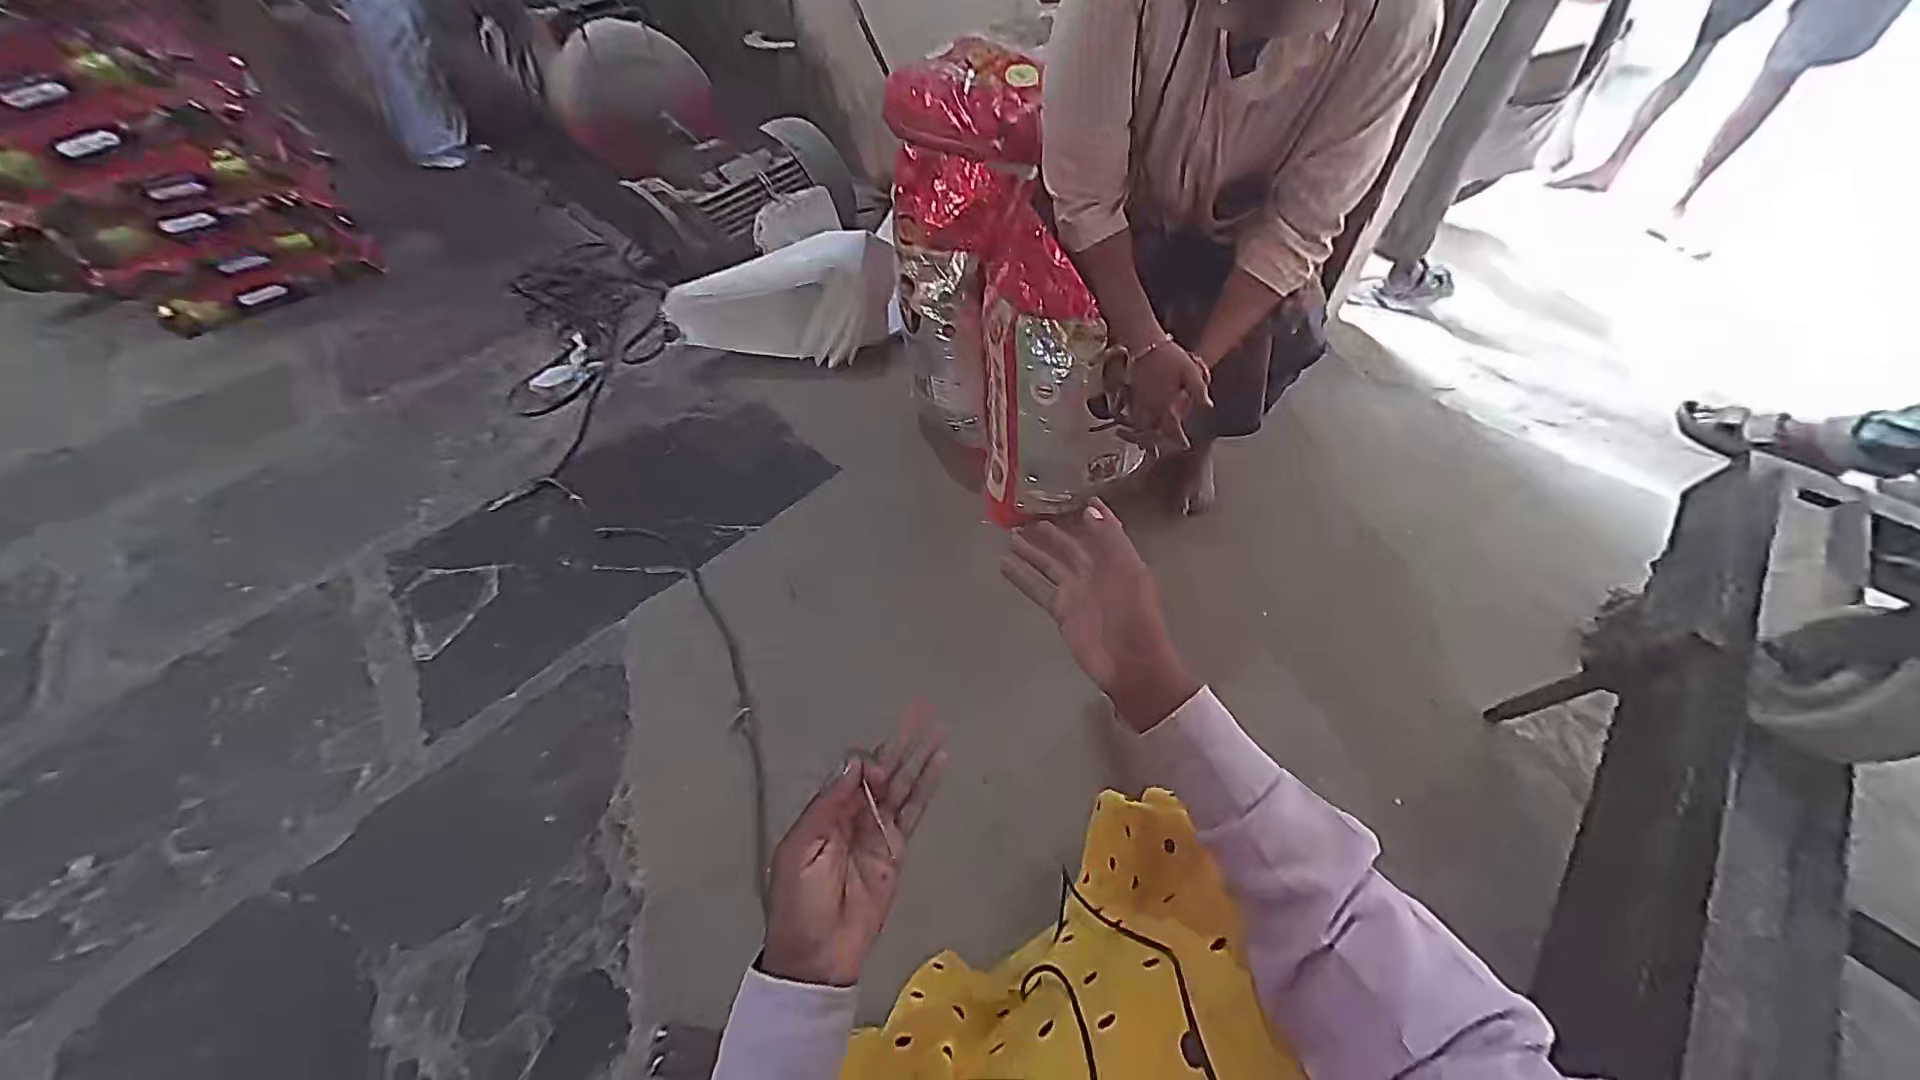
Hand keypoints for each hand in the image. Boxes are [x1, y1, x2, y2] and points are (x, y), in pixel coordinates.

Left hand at [761, 715, 947, 985]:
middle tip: (922, 710)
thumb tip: (853, 763)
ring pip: (903, 786)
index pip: (853, 771)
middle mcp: (854, 813)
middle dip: (901, 741)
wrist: (816, 957)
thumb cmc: (798, 903)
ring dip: (920, 758)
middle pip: (883, 770)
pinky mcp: (896, 849)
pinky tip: (938, 765)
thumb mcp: (801, 849)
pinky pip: (914, 811)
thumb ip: (828, 804)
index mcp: (827, 810)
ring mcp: (878, 830)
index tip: (876, 769)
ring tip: (938, 729)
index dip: (867, 763)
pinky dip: (927, 787)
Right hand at [1000, 499, 1200, 731]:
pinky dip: (1021, 577)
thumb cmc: (1136, 615)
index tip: (1067, 497)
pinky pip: (1037, 588)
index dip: (1085, 515)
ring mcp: (1075, 591)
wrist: (1131, 661)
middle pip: (1067, 547)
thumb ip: (1111, 538)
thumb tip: (1089, 508)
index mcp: (1115, 559)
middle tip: (1026, 516)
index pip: (1097, 531)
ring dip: (1032, 551)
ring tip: (1011, 536)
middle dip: (1050, 532)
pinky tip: (1005, 564)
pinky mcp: (1061, 610)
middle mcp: (1093, 572)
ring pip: (1049, 564)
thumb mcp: (1130, 570)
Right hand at [1123, 341, 1211, 451]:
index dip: (1178, 439)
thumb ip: (1199, 391)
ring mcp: (1137, 401)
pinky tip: (1142, 418)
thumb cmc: (1169, 356)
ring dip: (1146, 432)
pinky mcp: (1130, 393)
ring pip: (1139, 425)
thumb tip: (1208, 406)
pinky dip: (1136, 420)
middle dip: (1158, 440)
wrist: (1143, 342)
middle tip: (1165, 444)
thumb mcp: (1190, 371)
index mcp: (1165, 404)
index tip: (1184, 445)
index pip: (1172, 429)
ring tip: (1152, 434)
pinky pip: (1132, 414)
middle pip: (1152, 432)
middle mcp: (1149, 407)